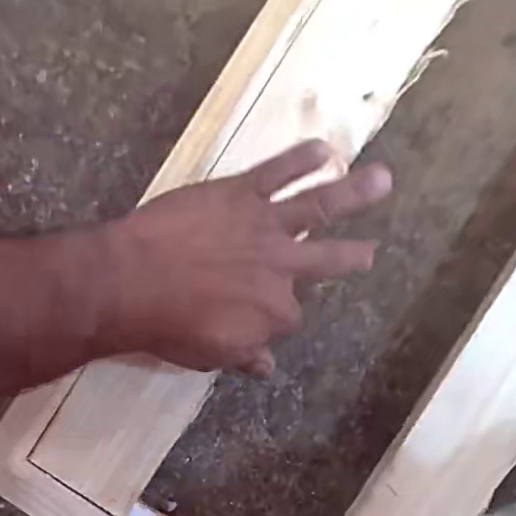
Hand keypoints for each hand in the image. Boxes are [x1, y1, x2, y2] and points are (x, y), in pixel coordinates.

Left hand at [88, 140, 393, 374]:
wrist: (132, 282)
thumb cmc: (168, 326)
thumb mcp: (209, 353)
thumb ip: (244, 355)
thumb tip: (267, 366)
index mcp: (274, 313)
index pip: (290, 315)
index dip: (279, 315)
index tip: (268, 315)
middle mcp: (281, 269)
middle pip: (326, 261)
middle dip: (350, 257)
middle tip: (369, 253)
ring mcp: (264, 227)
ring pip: (319, 207)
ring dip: (354, 193)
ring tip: (384, 180)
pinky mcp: (241, 194)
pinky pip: (278, 172)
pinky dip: (301, 158)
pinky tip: (323, 150)